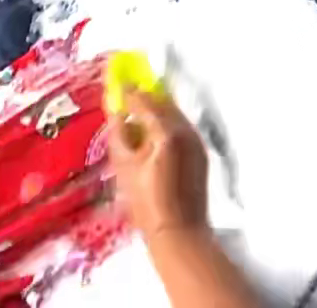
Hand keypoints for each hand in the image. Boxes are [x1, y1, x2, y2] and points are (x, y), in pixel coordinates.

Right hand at [108, 89, 208, 238]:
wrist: (179, 235)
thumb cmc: (146, 204)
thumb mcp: (123, 166)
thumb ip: (118, 131)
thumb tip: (115, 110)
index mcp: (165, 131)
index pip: (142, 99)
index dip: (127, 89)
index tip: (115, 82)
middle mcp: (184, 129)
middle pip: (161, 100)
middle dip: (143, 97)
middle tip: (126, 98)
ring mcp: (195, 139)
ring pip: (172, 111)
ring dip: (155, 109)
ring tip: (138, 120)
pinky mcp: (200, 150)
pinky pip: (181, 125)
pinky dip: (166, 123)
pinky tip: (154, 137)